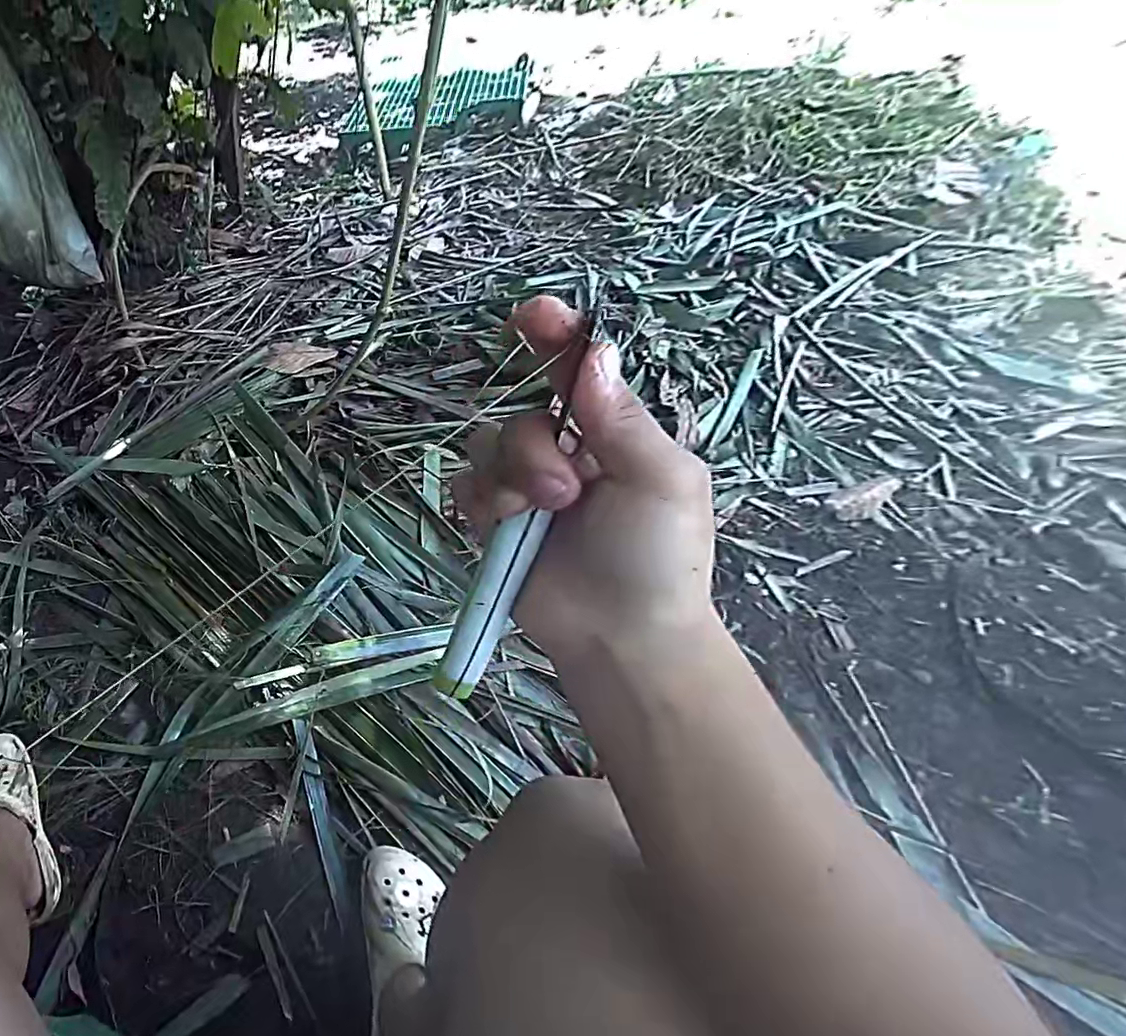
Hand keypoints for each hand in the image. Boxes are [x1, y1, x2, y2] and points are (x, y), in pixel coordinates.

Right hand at [451, 297, 716, 662]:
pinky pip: (464, 485)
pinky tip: (505, 523)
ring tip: (543, 516)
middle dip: (535, 449)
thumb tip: (593, 354)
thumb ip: (621, 419)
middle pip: (519, 415)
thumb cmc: (658, 555)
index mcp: (608, 434)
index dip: (552, 339)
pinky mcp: (490, 519)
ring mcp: (521, 486)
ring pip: (485, 448)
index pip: (574, 373)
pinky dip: (481, 499)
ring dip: (512, 478)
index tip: (531, 312)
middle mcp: (561, 452)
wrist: (618, 633)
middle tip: (567, 492)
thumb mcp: (660, 480)